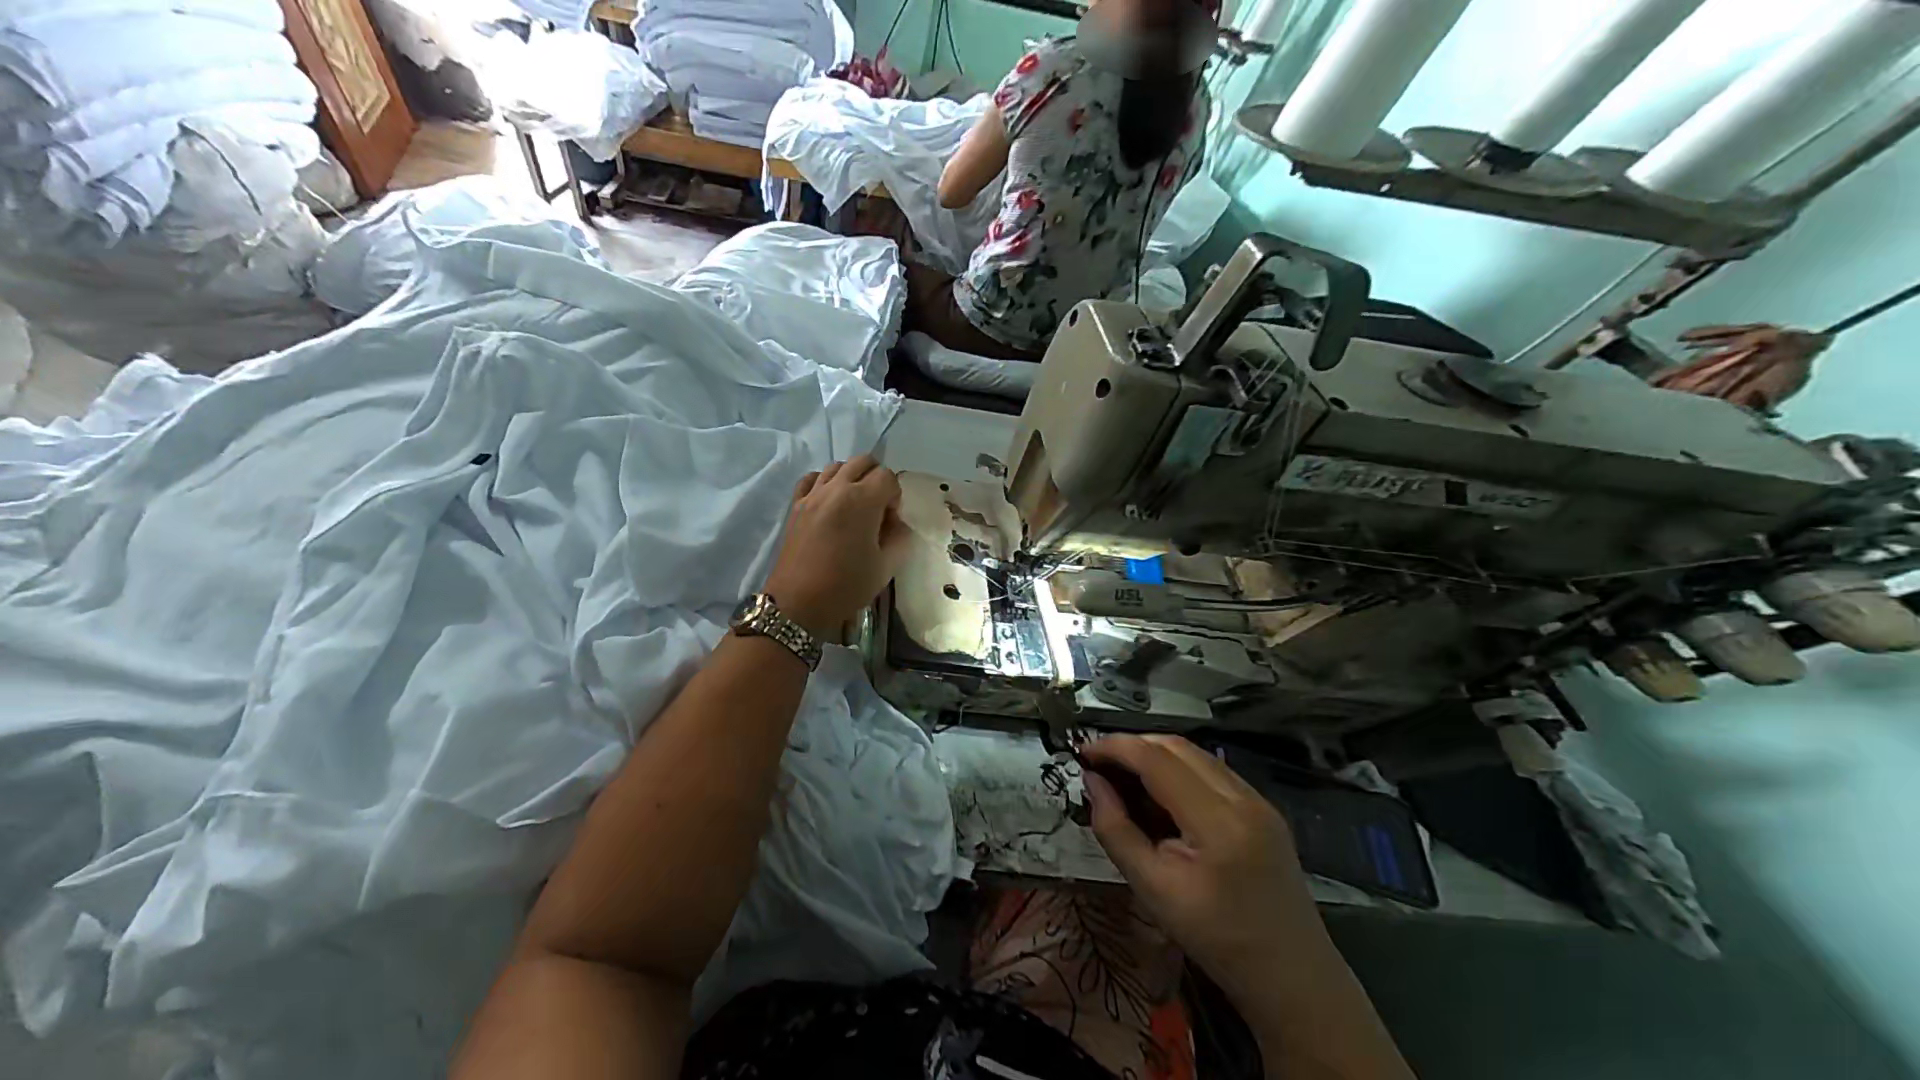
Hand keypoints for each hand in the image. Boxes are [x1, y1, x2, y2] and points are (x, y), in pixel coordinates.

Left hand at [763, 455, 910, 639]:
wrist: (799, 603)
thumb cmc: (846, 586)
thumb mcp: (886, 567)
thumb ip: (898, 538)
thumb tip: (897, 524)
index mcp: (862, 501)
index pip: (888, 477)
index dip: (895, 497)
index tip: (891, 522)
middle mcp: (836, 489)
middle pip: (863, 462)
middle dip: (876, 479)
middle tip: (877, 509)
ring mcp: (813, 494)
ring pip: (837, 466)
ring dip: (851, 479)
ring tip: (854, 507)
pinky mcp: (796, 505)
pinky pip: (813, 478)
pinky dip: (825, 483)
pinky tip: (830, 504)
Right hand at [1080, 734, 1326, 1001]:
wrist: (1290, 975)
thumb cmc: (1215, 939)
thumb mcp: (1151, 889)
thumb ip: (1115, 829)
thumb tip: (1091, 781)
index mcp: (1218, 822)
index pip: (1157, 759)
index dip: (1115, 747)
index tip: (1083, 753)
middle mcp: (1243, 798)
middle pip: (1177, 746)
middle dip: (1133, 745)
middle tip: (1099, 764)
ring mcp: (1259, 800)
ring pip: (1196, 754)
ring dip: (1156, 754)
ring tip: (1124, 775)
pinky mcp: (1264, 808)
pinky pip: (1214, 771)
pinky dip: (1180, 769)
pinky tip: (1161, 793)